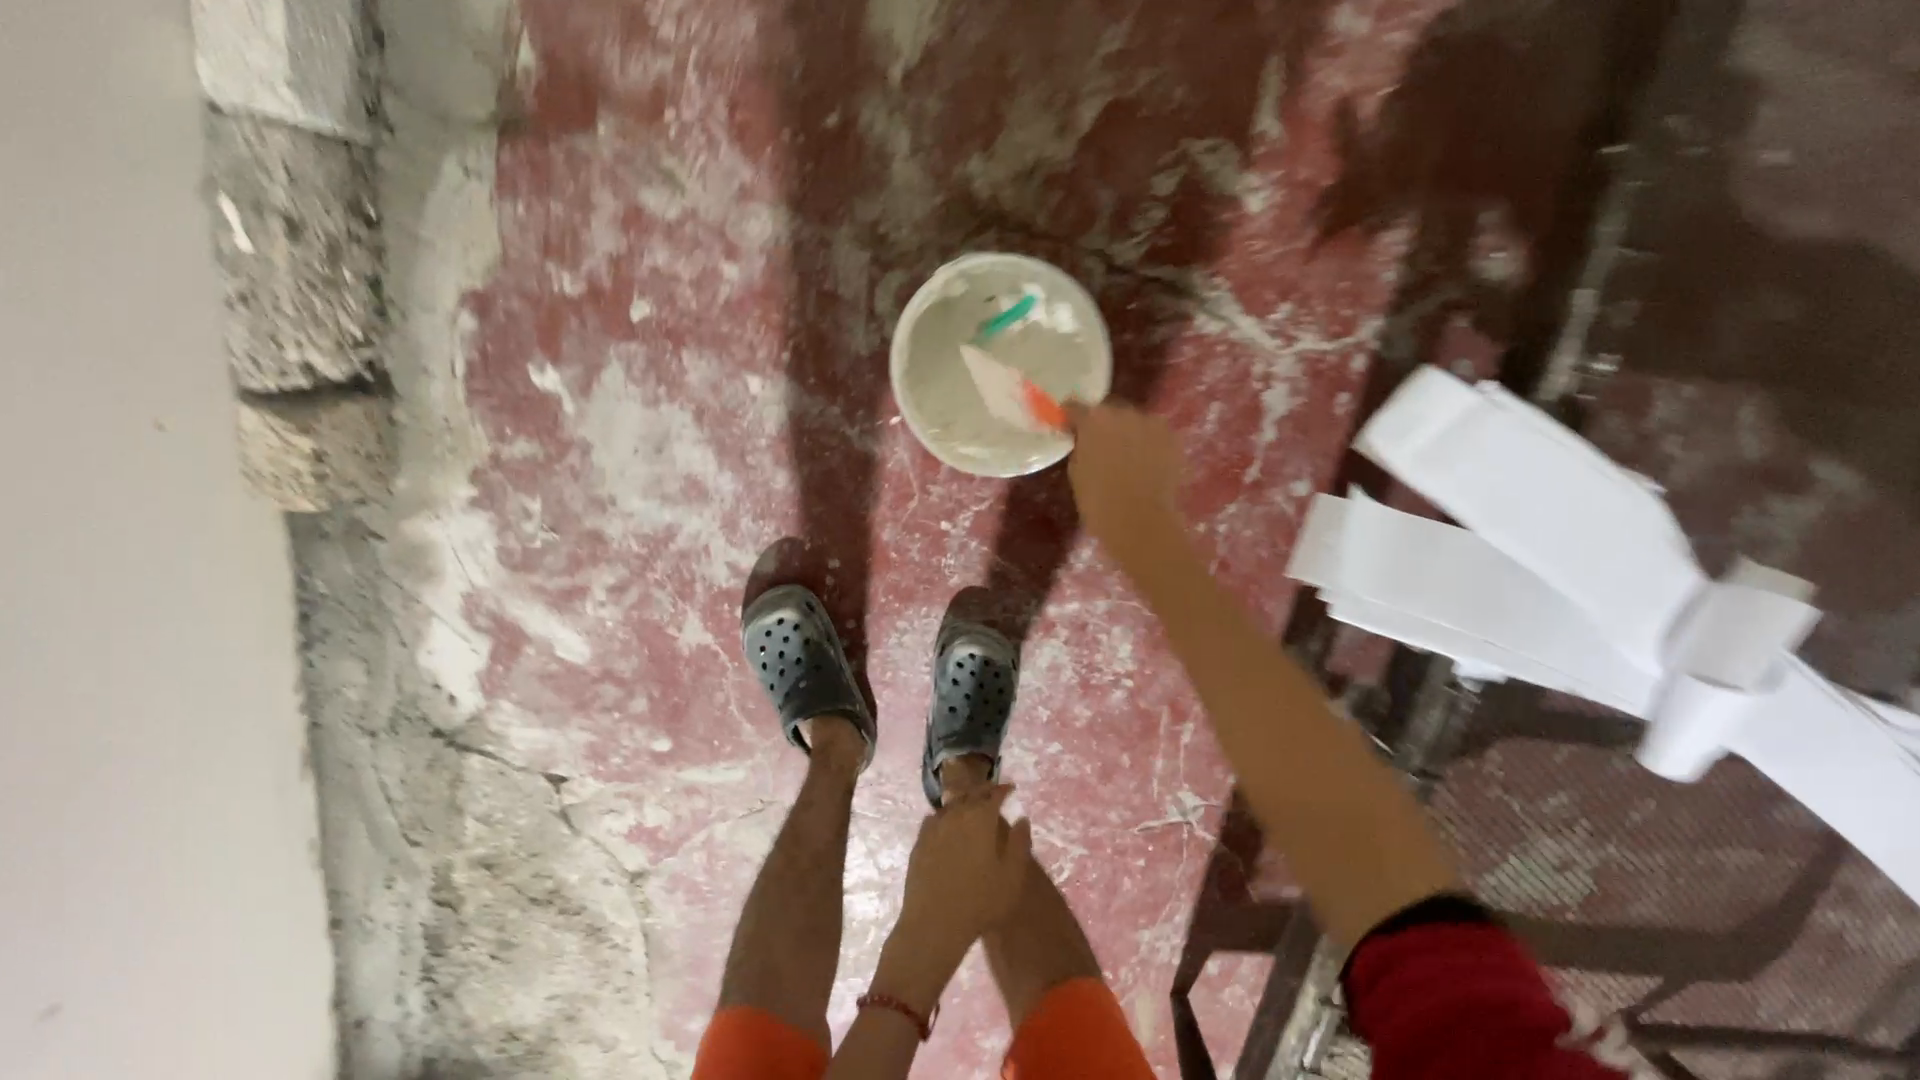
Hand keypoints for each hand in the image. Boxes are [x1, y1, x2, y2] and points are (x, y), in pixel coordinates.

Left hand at [898, 785, 1032, 954]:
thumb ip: (1020, 843)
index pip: (994, 794)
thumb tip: (1022, 818)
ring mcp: (934, 828)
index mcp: (981, 819)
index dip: (1003, 789)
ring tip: (972, 805)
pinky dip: (945, 816)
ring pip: (951, 805)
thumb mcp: (1012, 875)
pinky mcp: (919, 843)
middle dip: (984, 790)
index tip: (1011, 788)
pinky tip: (947, 824)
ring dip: (964, 801)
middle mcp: (956, 815)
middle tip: (993, 792)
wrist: (935, 922)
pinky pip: (934, 819)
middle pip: (971, 794)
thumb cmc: (981, 901)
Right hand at [1066, 402, 1184, 560]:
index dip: (1071, 417)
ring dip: (1128, 432)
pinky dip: (1149, 443)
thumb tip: (1085, 440)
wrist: (1141, 521)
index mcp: (1093, 419)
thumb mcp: (1077, 471)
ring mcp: (1151, 423)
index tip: (1069, 427)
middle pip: (1109, 411)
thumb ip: (1080, 446)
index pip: (1076, 407)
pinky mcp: (1172, 438)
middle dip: (1104, 424)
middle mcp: (1123, 412)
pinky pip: (1154, 434)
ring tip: (1127, 456)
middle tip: (1100, 445)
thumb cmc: (1099, 502)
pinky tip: (1146, 463)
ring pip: (1135, 421)